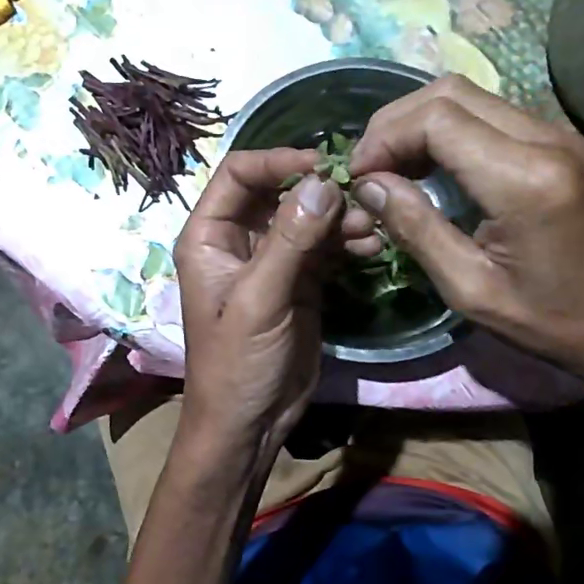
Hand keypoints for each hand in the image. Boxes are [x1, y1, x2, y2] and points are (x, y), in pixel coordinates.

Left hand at [175, 148, 358, 454]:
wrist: (250, 423)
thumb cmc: (237, 363)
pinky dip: (348, 243)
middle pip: (279, 191)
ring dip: (340, 217)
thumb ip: (290, 240)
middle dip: (320, 190)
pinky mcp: (300, 280)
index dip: (279, 160)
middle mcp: (238, 239)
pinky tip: (374, 248)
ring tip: (373, 228)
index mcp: (210, 235)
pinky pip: (325, 247)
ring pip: (307, 217)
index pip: (239, 173)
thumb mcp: (261, 300)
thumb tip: (323, 182)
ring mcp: (271, 259)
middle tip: (363, 197)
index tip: (326, 163)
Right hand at [347, 75, 583, 389]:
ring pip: (467, 95)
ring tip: (391, 166)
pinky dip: (444, 129)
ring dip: (418, 123)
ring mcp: (557, 135)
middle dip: (395, 123)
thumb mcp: (467, 287)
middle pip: (449, 93)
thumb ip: (415, 227)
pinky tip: (427, 165)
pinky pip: (487, 113)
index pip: (437, 120)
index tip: (358, 175)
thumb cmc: (544, 320)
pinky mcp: (557, 142)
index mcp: (525, 180)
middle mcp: (547, 141)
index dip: (385, 138)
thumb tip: (368, 183)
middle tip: (368, 167)